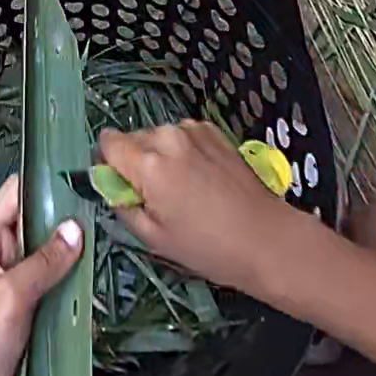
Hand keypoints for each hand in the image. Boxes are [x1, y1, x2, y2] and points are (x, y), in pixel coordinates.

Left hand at [0, 175, 83, 375]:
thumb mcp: (7, 297)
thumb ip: (42, 262)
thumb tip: (73, 228)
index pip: (14, 194)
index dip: (41, 179)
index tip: (74, 169)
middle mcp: (4, 262)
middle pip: (39, 226)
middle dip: (65, 220)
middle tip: (100, 208)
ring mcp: (21, 291)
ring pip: (54, 261)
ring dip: (74, 259)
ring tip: (104, 243)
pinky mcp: (36, 320)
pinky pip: (60, 294)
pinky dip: (76, 291)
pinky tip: (95, 286)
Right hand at [98, 121, 301, 293]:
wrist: (268, 239)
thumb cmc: (208, 247)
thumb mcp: (154, 238)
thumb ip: (122, 204)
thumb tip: (108, 184)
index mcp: (148, 164)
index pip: (107, 142)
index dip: (108, 162)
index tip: (121, 183)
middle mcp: (166, 137)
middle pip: (131, 138)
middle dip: (135, 160)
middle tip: (157, 193)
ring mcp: (191, 129)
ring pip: (157, 135)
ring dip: (159, 154)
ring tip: (184, 186)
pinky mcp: (210, 129)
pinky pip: (180, 134)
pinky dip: (182, 149)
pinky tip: (201, 175)